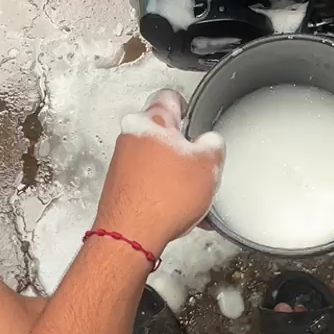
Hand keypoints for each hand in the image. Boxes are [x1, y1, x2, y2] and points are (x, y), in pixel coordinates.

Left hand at [93, 89, 224, 257]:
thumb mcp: (209, 165)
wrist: (131, 236)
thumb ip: (214, 144)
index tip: (194, 117)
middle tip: (200, 166)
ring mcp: (122, 163)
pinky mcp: (120, 186)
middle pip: (165, 134)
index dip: (188, 106)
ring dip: (176, 176)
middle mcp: (131, 137)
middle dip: (185, 151)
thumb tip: (211, 143)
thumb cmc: (162, 199)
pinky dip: (164, 194)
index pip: (170, 97)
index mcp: (152, 121)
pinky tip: (179, 212)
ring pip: (158, 162)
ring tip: (192, 198)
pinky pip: (149, 183)